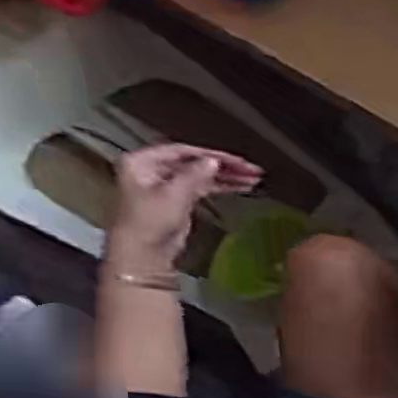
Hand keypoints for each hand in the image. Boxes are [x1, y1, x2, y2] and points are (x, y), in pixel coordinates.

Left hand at [107, 144, 260, 267]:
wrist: (145, 246)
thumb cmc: (152, 219)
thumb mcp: (174, 195)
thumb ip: (193, 176)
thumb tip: (214, 161)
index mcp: (143, 161)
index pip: (182, 151)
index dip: (212, 154)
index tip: (240, 161)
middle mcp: (153, 168)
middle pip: (194, 161)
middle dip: (225, 166)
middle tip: (254, 171)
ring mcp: (167, 183)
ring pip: (202, 174)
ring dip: (228, 176)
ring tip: (255, 180)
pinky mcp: (179, 197)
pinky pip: (204, 186)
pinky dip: (222, 186)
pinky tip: (242, 187)